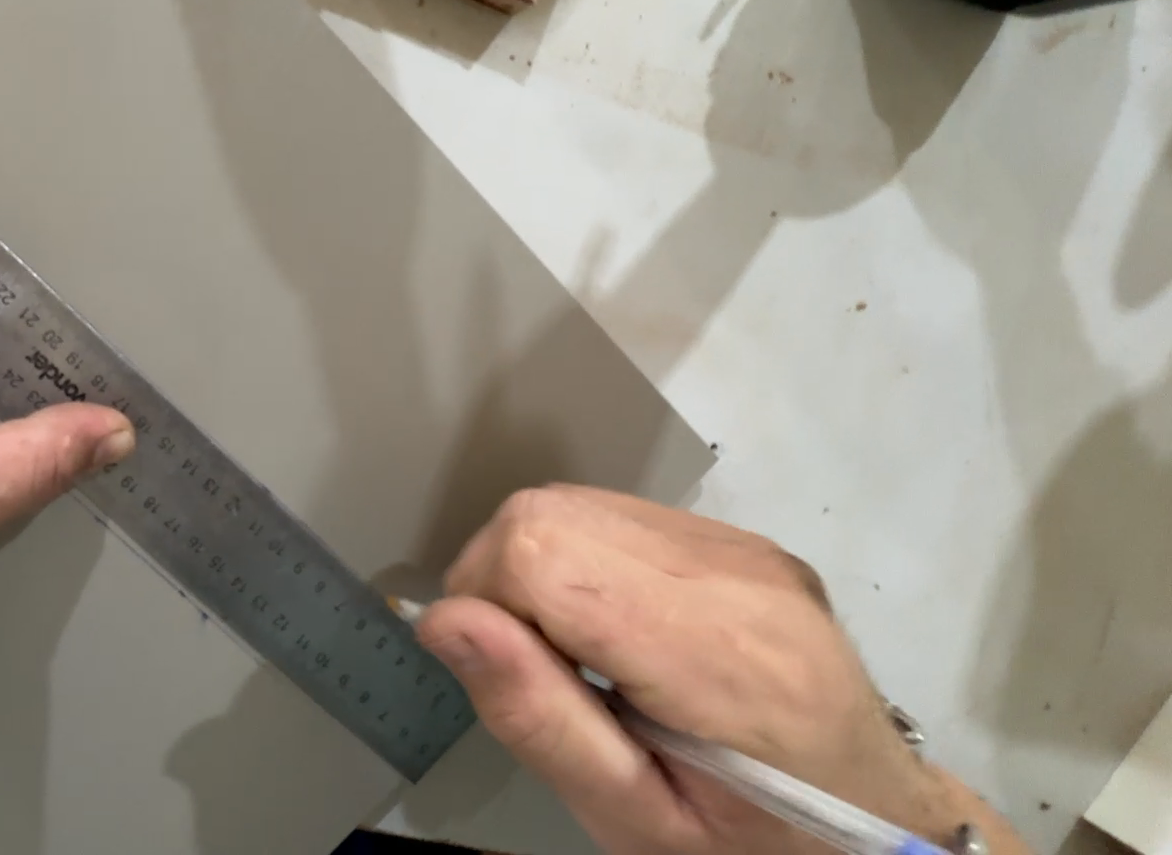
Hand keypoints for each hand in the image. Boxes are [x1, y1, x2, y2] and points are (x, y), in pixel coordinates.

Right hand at [417, 485, 1024, 854]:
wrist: (880, 826)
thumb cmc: (749, 846)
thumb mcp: (635, 821)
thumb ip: (537, 719)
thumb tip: (444, 619)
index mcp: (721, 655)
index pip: (541, 554)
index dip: (486, 600)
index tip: (502, 669)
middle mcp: (733, 571)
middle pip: (544, 515)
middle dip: (498, 581)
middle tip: (532, 664)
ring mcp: (736, 541)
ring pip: (564, 503)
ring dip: (530, 566)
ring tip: (569, 647)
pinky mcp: (728, 533)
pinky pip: (600, 511)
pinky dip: (568, 556)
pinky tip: (601, 619)